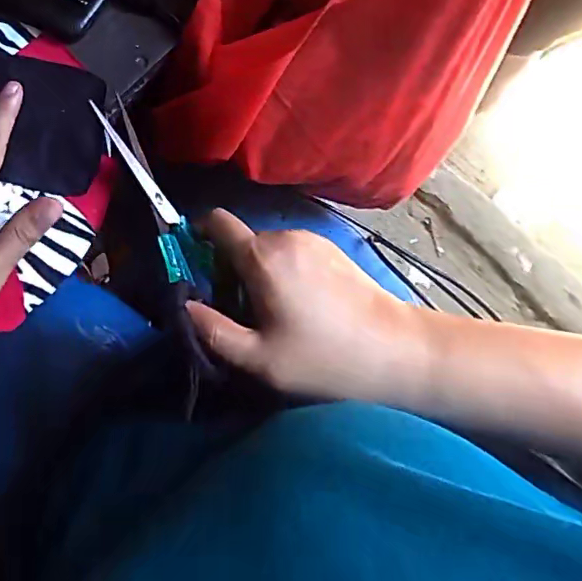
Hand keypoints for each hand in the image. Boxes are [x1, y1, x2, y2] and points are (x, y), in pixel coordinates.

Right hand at [186, 209, 432, 404]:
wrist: (397, 350)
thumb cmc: (326, 358)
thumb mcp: (261, 359)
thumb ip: (214, 331)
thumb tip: (184, 306)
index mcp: (262, 257)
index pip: (217, 222)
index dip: (196, 235)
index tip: (191, 263)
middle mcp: (284, 237)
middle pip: (241, 241)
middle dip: (229, 269)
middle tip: (240, 312)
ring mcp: (311, 238)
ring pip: (267, 248)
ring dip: (258, 272)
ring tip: (274, 315)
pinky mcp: (331, 247)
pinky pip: (291, 251)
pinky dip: (283, 270)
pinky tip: (302, 306)